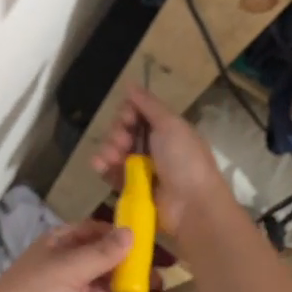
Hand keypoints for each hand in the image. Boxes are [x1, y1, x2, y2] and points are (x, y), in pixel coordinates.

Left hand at [0, 220, 162, 291]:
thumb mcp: (66, 268)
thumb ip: (101, 254)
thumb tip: (131, 231)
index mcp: (61, 243)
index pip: (96, 232)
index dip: (121, 234)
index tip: (151, 238)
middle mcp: (70, 267)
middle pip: (107, 262)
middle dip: (133, 267)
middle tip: (163, 273)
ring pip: (111, 291)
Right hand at [91, 85, 233, 243]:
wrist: (192, 207)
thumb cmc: (185, 160)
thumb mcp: (171, 124)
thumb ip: (148, 104)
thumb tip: (130, 83)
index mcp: (166, 129)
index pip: (138, 113)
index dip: (128, 112)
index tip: (129, 118)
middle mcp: (154, 147)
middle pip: (124, 130)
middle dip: (118, 131)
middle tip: (123, 141)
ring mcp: (142, 168)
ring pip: (115, 150)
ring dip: (109, 148)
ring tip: (112, 156)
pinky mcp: (131, 189)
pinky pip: (112, 172)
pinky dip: (103, 166)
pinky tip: (99, 164)